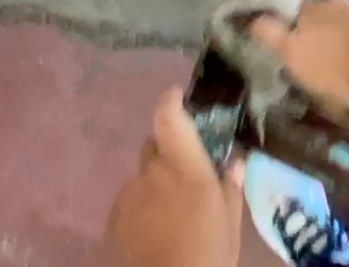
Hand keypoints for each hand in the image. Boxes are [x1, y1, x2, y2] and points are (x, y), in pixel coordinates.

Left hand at [104, 88, 244, 266]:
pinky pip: (129, 200)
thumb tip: (235, 162)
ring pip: (142, 176)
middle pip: (154, 145)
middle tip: (184, 175)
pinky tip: (154, 231)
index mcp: (183, 166)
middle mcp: (152, 171)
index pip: (168, 116)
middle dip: (167, 153)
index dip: (170, 101)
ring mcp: (129, 194)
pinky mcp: (114, 219)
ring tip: (171, 214)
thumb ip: (230, 187)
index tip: (178, 98)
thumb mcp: (230, 225)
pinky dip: (141, 207)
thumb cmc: (207, 257)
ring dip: (154, 184)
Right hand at [249, 0, 348, 109]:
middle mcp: (327, 3)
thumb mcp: (292, 54)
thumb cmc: (333, 66)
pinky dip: (346, 2)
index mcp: (305, 10)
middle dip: (298, 5)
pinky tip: (346, 0)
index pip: (283, 2)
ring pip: (333, 0)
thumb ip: (269, 33)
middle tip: (290, 12)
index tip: (263, 11)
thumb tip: (247, 15)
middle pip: (308, 2)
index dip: (272, 7)